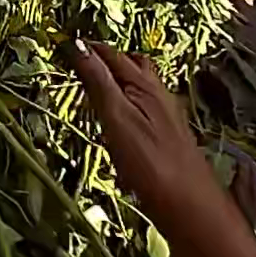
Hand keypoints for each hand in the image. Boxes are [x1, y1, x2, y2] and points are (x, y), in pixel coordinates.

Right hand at [71, 41, 217, 226]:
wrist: (194, 213)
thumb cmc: (151, 163)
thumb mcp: (116, 117)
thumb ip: (97, 79)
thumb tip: (77, 43)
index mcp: (144, 83)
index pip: (110, 54)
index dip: (86, 47)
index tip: (61, 44)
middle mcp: (158, 94)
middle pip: (130, 64)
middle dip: (105, 58)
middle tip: (79, 61)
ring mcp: (166, 116)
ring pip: (138, 86)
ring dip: (117, 80)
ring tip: (94, 87)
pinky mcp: (167, 138)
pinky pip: (143, 107)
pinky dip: (127, 102)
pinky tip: (118, 122)